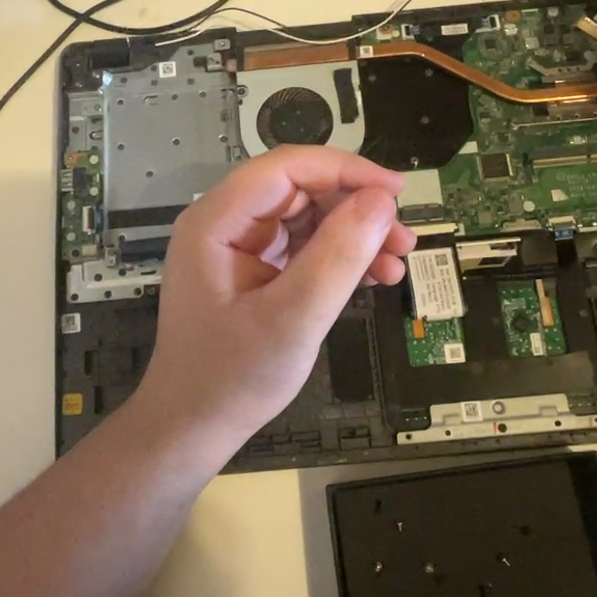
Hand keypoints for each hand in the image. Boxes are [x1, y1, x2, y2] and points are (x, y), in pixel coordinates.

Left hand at [137, 146, 416, 440]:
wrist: (193, 427)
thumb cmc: (232, 378)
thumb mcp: (293, 319)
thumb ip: (338, 257)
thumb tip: (381, 201)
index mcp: (217, 221)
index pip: (286, 168)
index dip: (345, 170)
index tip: (396, 192)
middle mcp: (225, 223)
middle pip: (300, 189)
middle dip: (355, 208)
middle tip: (403, 239)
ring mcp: (238, 246)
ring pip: (307, 217)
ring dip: (354, 234)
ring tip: (396, 263)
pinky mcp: (253, 270)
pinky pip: (303, 246)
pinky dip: (339, 257)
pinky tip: (374, 277)